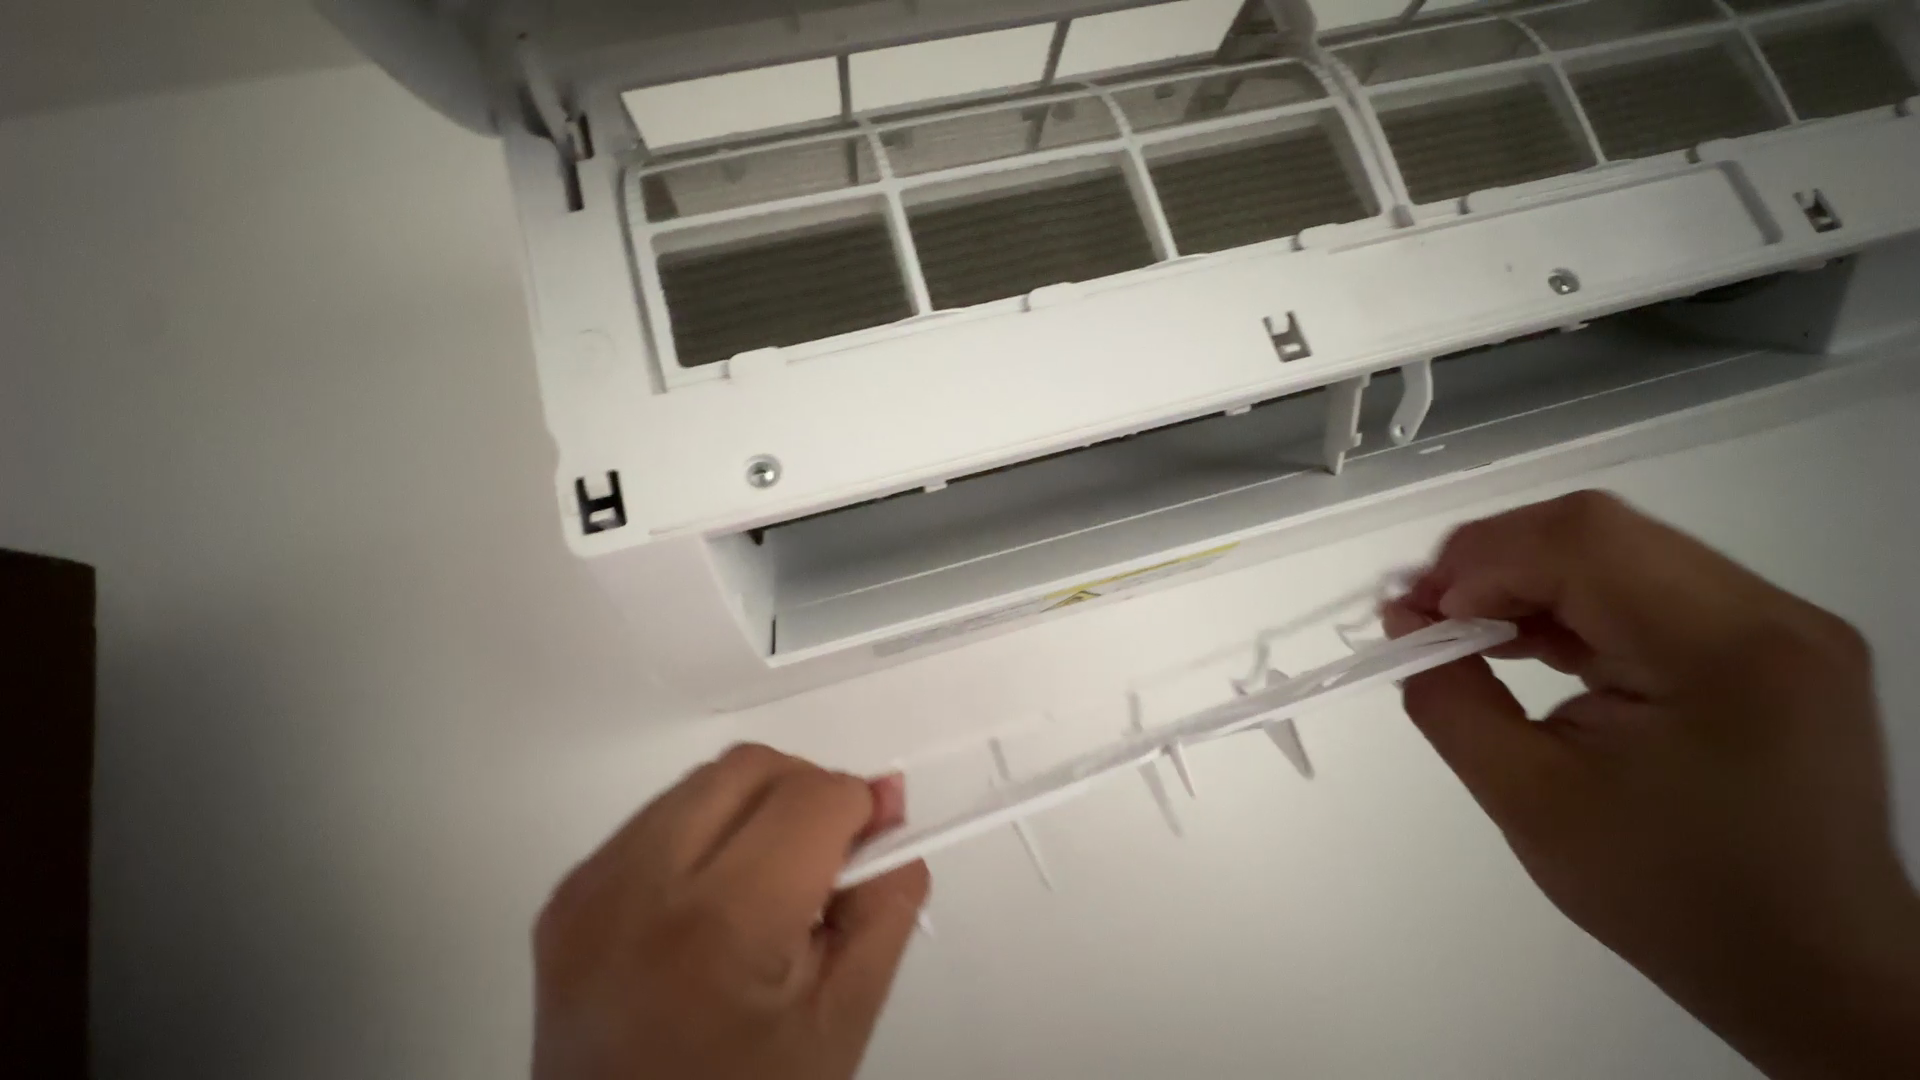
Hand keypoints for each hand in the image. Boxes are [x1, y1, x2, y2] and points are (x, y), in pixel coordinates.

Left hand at [533, 744, 928, 1079]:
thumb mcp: (845, 1013)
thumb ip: (884, 898)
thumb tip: (890, 799)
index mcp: (722, 925)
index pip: (812, 797)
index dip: (858, 808)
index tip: (870, 846)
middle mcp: (640, 885)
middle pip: (752, 766)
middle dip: (808, 791)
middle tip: (826, 859)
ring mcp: (591, 886)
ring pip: (705, 779)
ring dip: (756, 804)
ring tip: (767, 880)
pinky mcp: (565, 893)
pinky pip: (658, 815)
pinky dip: (706, 827)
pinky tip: (714, 893)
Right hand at [1384, 490, 1919, 1079]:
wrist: (1808, 972)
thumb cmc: (1664, 894)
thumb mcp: (1523, 796)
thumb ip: (1447, 696)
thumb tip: (1403, 620)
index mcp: (1725, 653)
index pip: (1580, 543)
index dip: (1478, 560)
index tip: (1416, 615)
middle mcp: (1771, 615)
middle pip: (1597, 530)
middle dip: (1491, 561)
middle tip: (1428, 615)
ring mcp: (1778, 625)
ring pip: (1614, 549)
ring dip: (1522, 577)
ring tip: (1463, 629)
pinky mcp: (1765, 643)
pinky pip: (1641, 585)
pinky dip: (1562, 601)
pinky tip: (1521, 642)